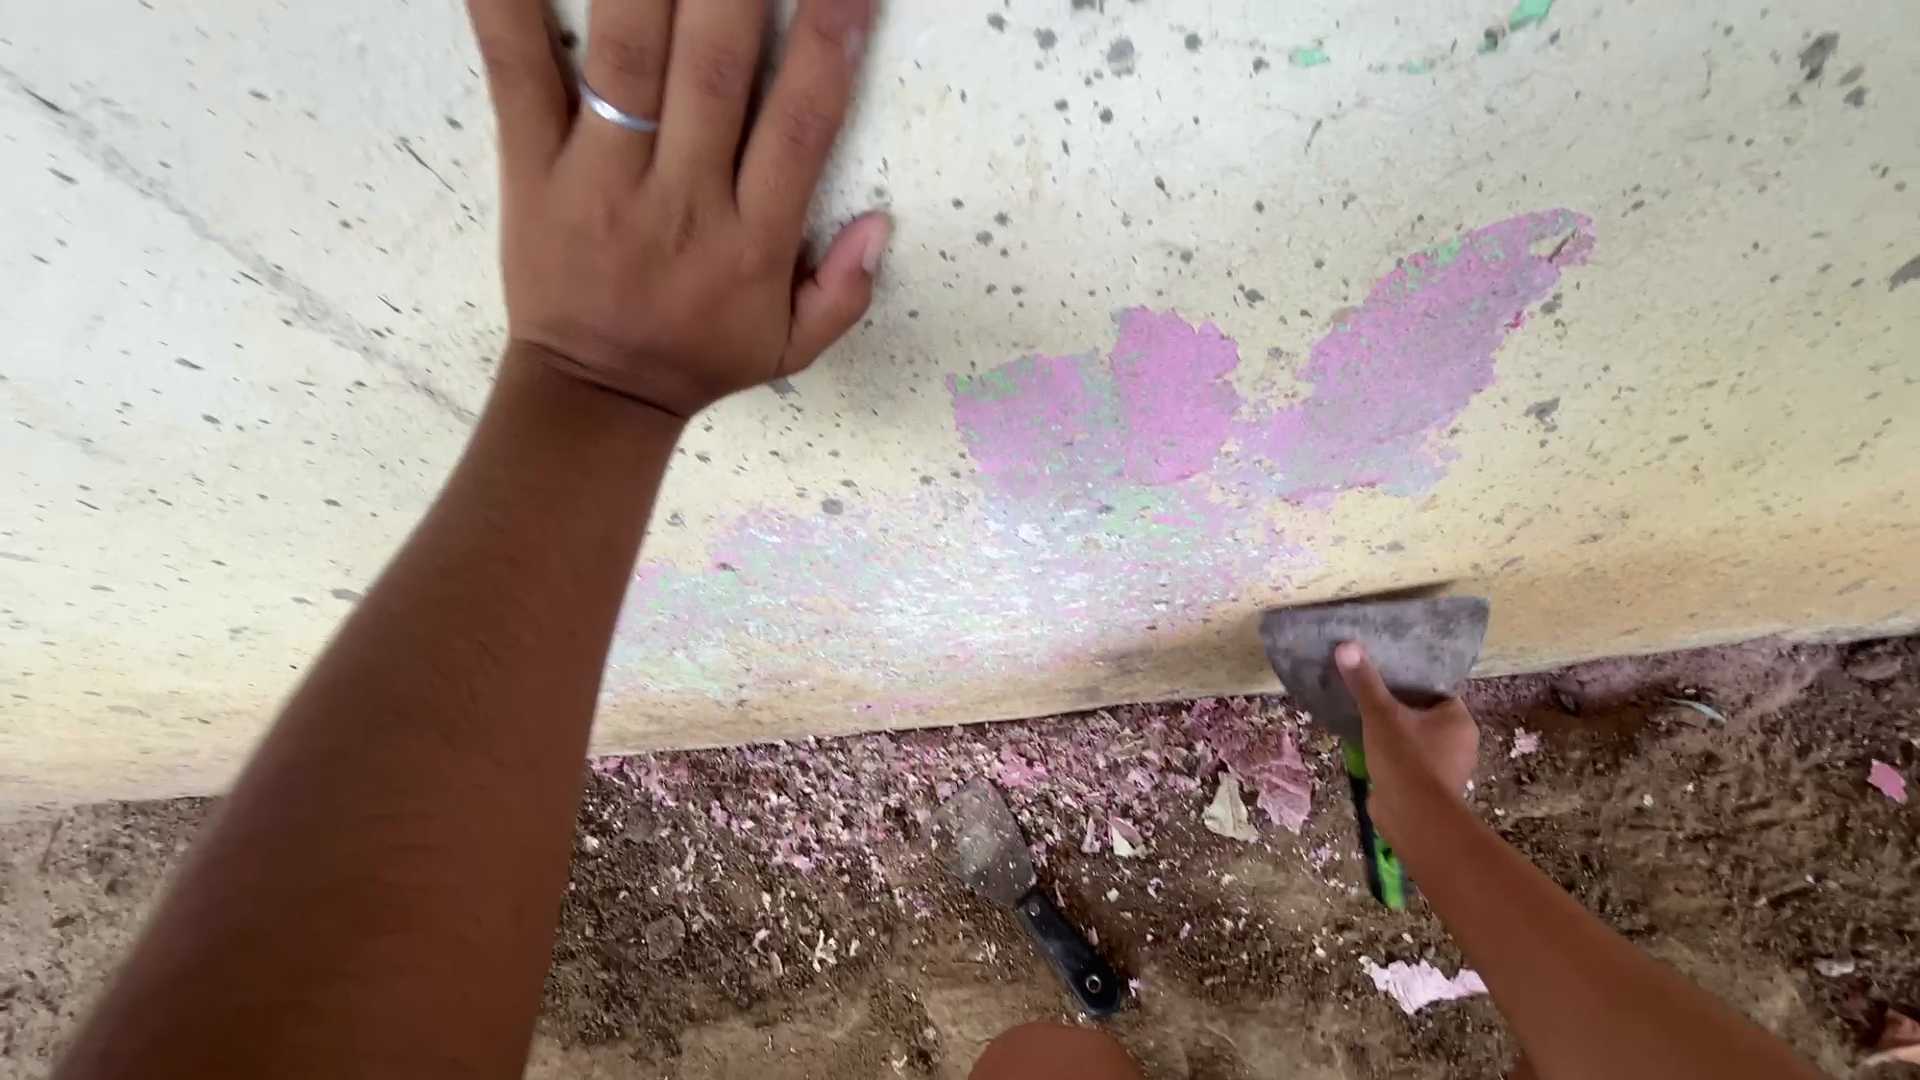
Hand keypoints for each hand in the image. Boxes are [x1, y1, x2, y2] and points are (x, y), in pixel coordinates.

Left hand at [468, 0, 890, 418]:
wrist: (600, 389)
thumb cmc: (702, 359)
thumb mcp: (792, 350)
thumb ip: (844, 295)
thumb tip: (882, 224)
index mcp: (752, 243)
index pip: (802, 129)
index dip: (832, 46)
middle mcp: (684, 200)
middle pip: (717, 68)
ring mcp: (603, 179)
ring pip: (630, 52)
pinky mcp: (532, 167)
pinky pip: (518, 67)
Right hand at [1335, 642, 1479, 829]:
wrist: (1413, 816)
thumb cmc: (1406, 758)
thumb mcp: (1380, 714)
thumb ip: (1365, 682)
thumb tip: (1347, 646)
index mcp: (1459, 720)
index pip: (1435, 691)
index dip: (1410, 681)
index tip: (1383, 674)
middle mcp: (1460, 742)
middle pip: (1424, 714)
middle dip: (1397, 706)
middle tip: (1367, 692)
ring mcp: (1445, 766)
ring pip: (1415, 738)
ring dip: (1392, 731)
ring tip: (1362, 717)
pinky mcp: (1428, 786)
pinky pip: (1408, 759)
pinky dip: (1390, 753)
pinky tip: (1367, 747)